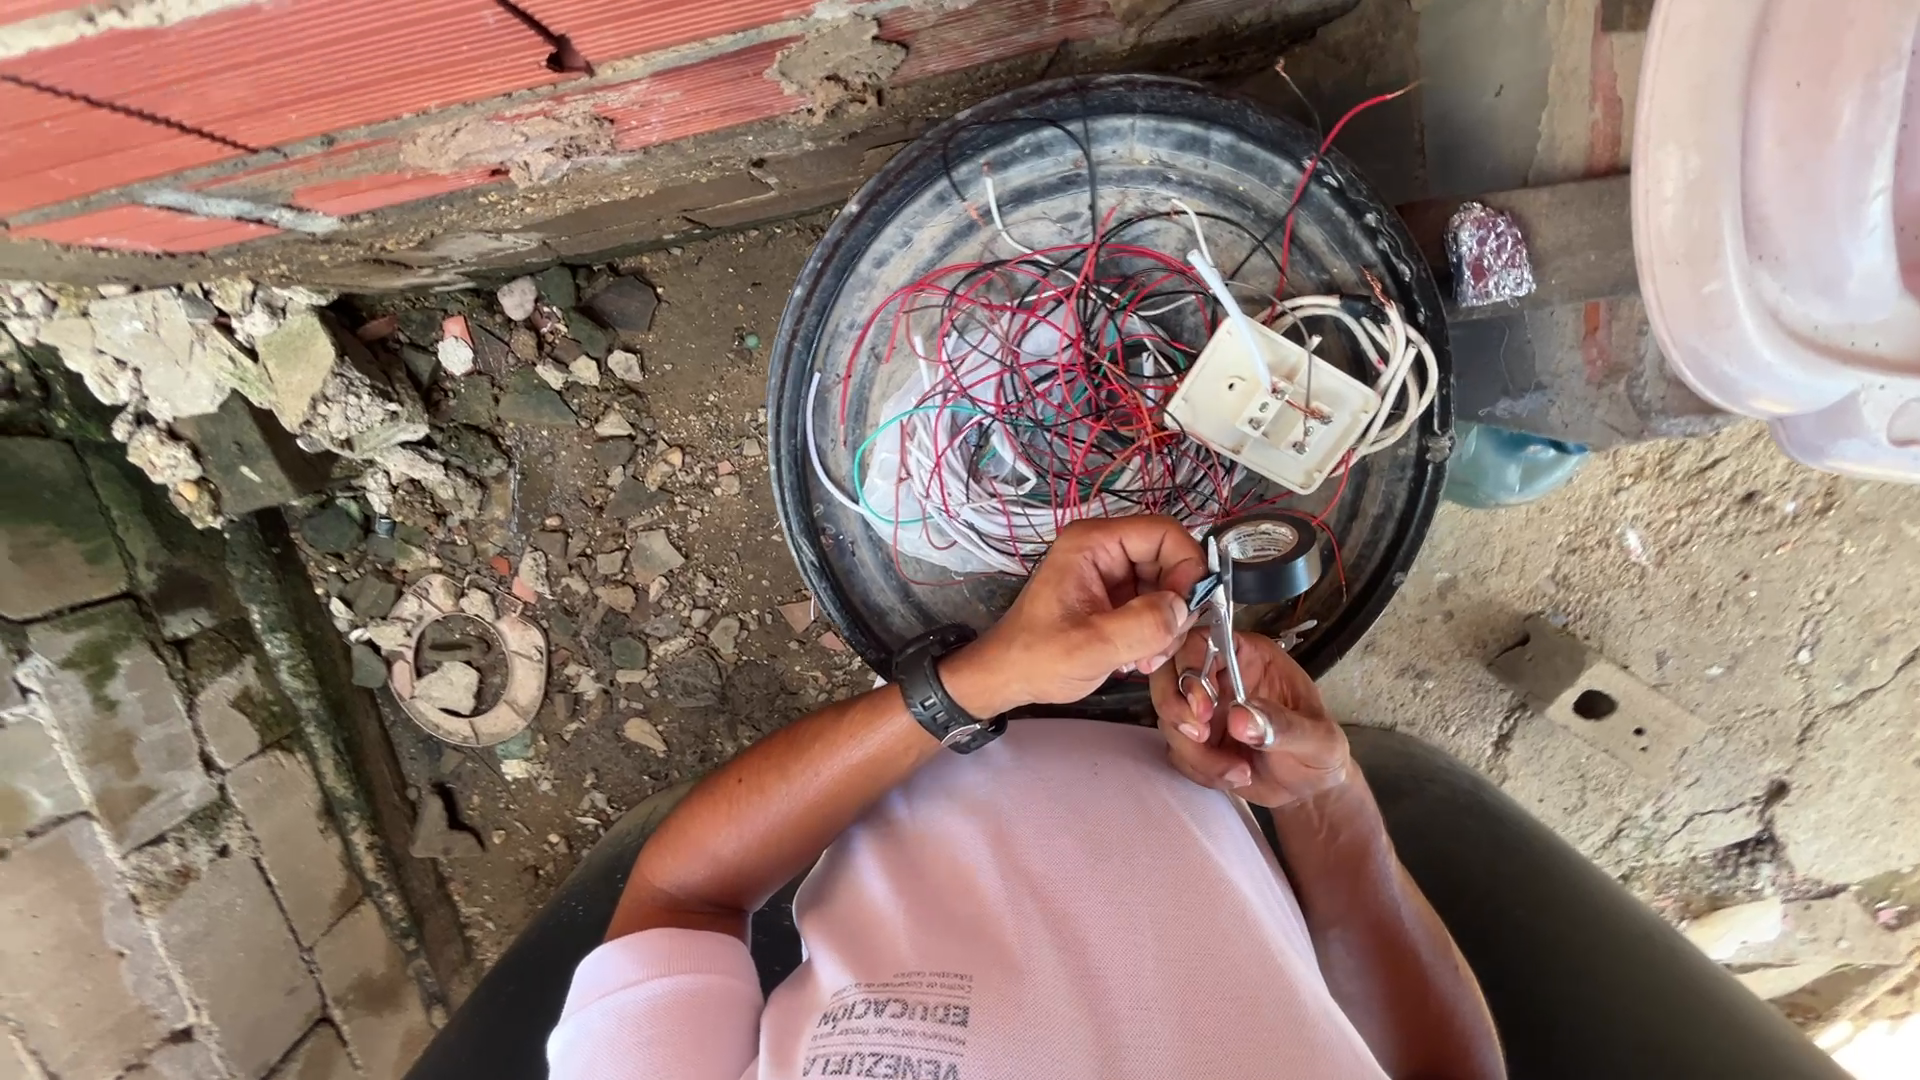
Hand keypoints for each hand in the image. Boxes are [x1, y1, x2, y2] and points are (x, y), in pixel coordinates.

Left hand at [946, 516, 1208, 715]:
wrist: (1008, 677)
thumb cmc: (1038, 657)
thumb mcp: (1093, 645)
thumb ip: (1144, 624)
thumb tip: (1184, 608)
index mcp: (1093, 543)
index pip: (1164, 532)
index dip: (1186, 566)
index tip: (1185, 609)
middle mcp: (1104, 549)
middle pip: (1170, 560)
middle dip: (1176, 604)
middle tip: (1163, 645)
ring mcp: (1110, 573)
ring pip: (1167, 587)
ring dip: (1166, 625)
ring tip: (1144, 659)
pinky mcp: (1114, 597)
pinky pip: (1154, 605)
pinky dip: (1156, 633)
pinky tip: (1138, 659)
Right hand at [1148, 629, 1349, 807]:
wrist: (1309, 790)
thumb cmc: (1320, 754)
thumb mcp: (1318, 740)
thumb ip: (1283, 725)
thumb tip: (1241, 718)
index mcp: (1246, 656)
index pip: (1200, 641)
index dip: (1190, 667)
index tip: (1203, 709)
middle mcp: (1217, 675)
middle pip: (1168, 673)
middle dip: (1175, 708)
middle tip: (1202, 737)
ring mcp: (1200, 706)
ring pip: (1168, 716)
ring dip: (1195, 751)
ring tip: (1239, 772)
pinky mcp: (1191, 737)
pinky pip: (1174, 749)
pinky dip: (1198, 769)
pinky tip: (1232, 776)